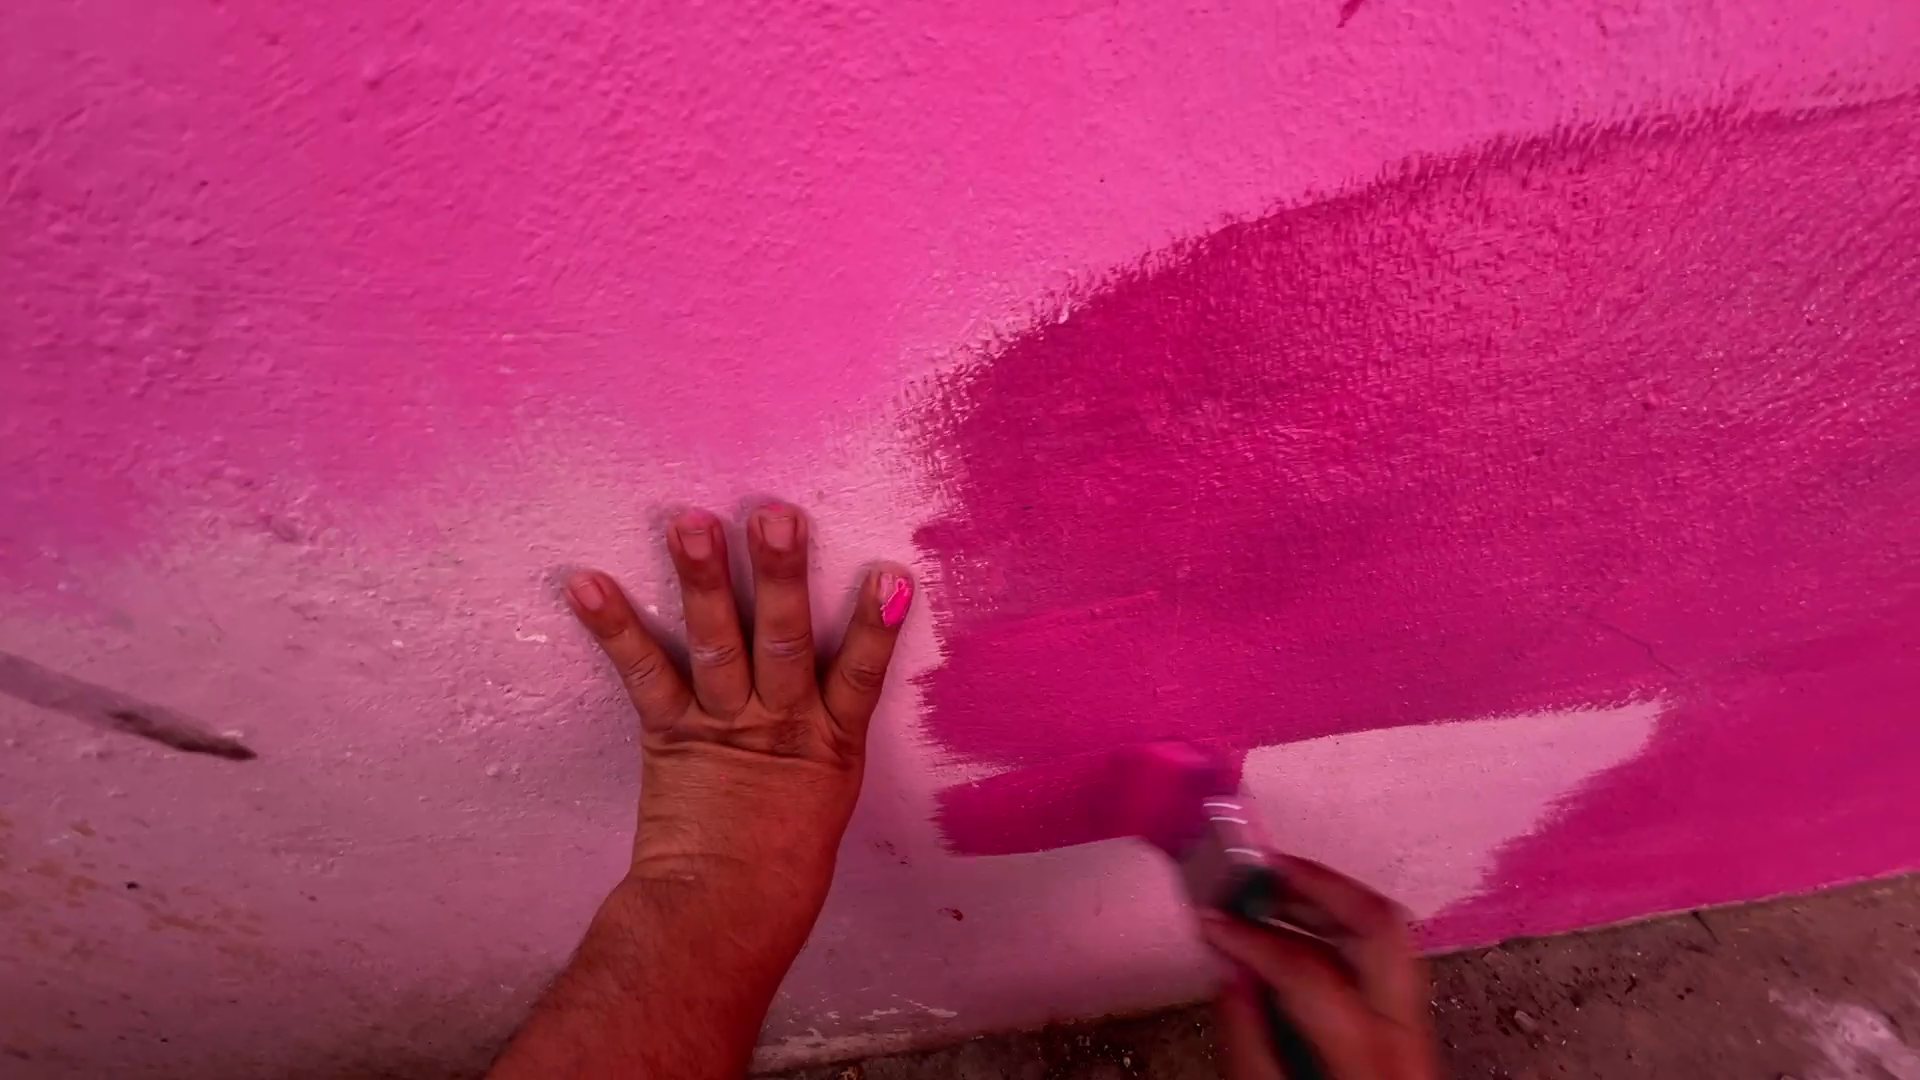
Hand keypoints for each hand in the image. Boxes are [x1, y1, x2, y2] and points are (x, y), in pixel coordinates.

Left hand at [491, 502, 910, 1079]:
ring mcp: (722, 726)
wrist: (722, 917)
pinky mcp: (669, 735)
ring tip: (690, 523)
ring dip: (703, 582)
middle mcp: (780, 723)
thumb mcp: (829, 790)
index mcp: (831, 742)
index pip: (863, 675)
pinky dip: (616, 628)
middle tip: (775, 517)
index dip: (877, 627)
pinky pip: (644, 675)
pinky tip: (587, 581)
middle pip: (784, 642)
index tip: (891, 576)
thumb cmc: (788, 857)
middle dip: (782, 578)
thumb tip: (831, 677)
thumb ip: (827, 729)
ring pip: (717, 645)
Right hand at [1200, 856, 1439, 1079]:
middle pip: (1380, 925)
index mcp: (1369, 1061)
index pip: (1310, 970)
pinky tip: (1289, 933)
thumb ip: (1244, 1037)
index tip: (1210, 919)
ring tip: (1268, 892)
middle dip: (1317, 882)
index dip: (1252, 937)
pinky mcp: (1409, 1030)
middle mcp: (1407, 1038)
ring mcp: (1418, 1032)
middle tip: (1259, 870)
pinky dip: (1330, 930)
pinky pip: (1374, 957)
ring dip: (1324, 899)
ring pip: (1383, 933)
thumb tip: (1228, 963)